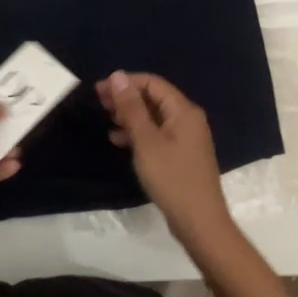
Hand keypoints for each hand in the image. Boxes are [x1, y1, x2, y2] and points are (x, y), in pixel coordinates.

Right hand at [98, 71, 232, 237]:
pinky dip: (138, 133)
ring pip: (154, 117)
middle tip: (99, 103)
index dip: (126, 82)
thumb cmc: (171, 177)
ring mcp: (186, 138)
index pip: (152, 83)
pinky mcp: (181, 154)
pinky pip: (157, 134)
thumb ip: (131, 107)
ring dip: (130, 116)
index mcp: (183, 111)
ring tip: (106, 120)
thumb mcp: (146, 140)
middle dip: (126, 98)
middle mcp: (188, 119)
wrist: (199, 221)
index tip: (99, 90)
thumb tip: (118, 76)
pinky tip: (119, 141)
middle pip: (154, 98)